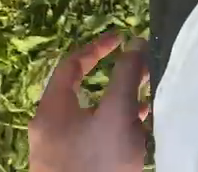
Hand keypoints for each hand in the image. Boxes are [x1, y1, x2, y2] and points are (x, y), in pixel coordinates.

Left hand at [28, 33, 148, 171]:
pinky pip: (93, 134)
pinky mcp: (71, 168)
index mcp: (52, 111)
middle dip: (116, 75)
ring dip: (120, 99)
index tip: (125, 38)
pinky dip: (115, 123)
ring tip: (148, 96)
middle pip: (81, 89)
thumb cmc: (99, 163)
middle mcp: (49, 129)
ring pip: (91, 112)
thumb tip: (134, 42)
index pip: (70, 65)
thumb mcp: (117, 112)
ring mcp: (58, 152)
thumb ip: (127, 74)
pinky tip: (140, 128)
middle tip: (143, 68)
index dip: (98, 46)